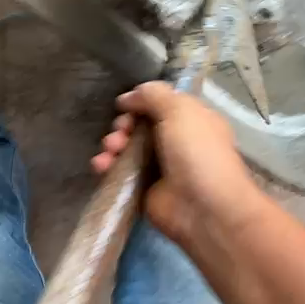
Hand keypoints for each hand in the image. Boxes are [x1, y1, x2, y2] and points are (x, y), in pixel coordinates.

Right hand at [92, 82, 273, 246]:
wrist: (203, 208)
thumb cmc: (196, 151)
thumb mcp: (179, 109)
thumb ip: (152, 95)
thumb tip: (128, 97)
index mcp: (191, 119)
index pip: (160, 103)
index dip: (140, 102)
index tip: (125, 106)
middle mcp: (176, 141)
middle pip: (139, 125)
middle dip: (124, 125)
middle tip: (121, 132)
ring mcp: (159, 166)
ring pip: (126, 147)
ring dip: (113, 144)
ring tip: (111, 150)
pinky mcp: (143, 189)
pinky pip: (119, 172)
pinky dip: (107, 166)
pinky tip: (101, 166)